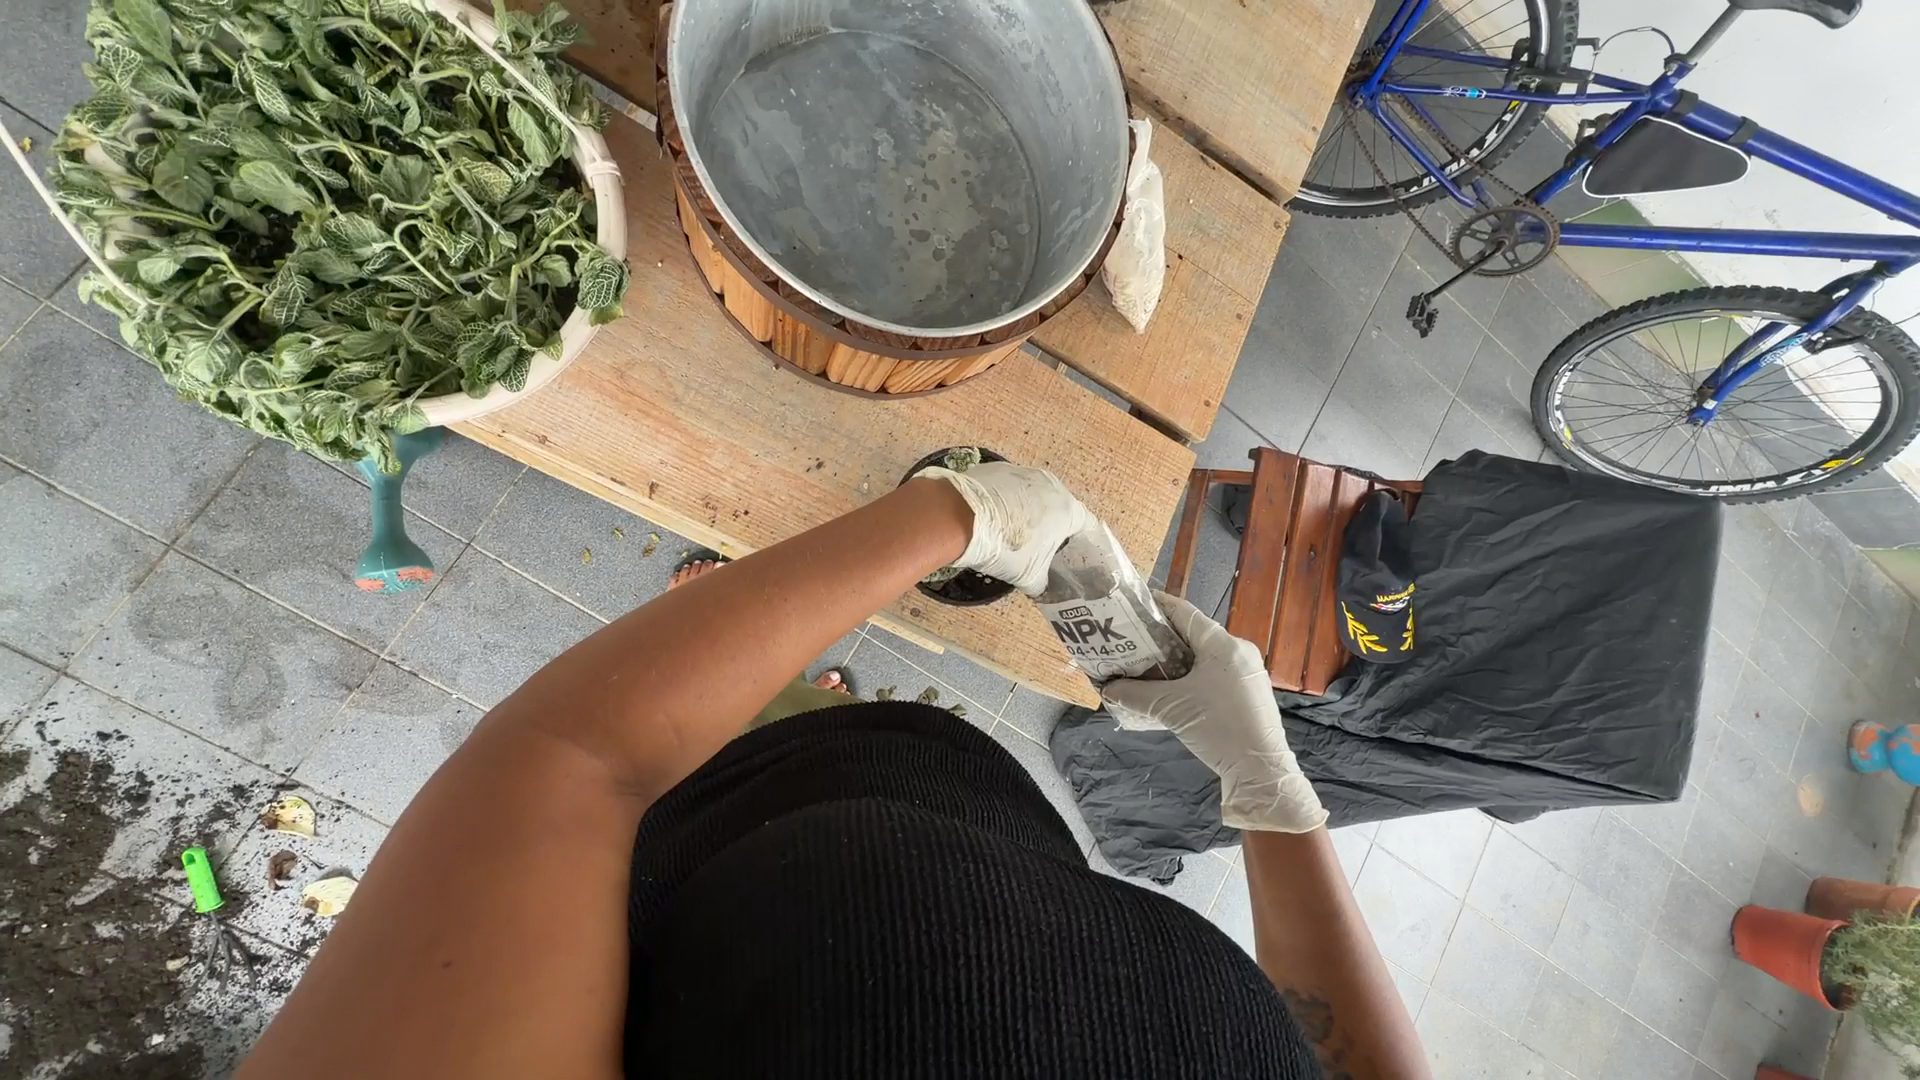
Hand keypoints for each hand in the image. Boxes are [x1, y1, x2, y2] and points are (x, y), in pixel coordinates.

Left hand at [919, 463, 1091, 594]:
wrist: (959, 517)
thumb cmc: (1004, 548)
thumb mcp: (1027, 577)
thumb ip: (1042, 584)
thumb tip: (1041, 589)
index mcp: (1067, 510)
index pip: (1086, 524)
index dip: (1082, 540)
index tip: (1075, 551)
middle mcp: (1050, 485)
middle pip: (1059, 507)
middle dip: (1052, 526)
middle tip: (1042, 545)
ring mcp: (1022, 473)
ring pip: (1032, 495)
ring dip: (1027, 512)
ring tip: (1012, 532)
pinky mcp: (997, 468)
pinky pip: (1007, 488)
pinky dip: (1004, 501)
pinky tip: (990, 518)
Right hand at [1101, 592, 1327, 832]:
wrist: (1261, 773)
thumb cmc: (1218, 728)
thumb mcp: (1170, 708)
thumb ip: (1134, 694)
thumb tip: (1108, 688)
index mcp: (1223, 644)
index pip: (1183, 612)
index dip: (1155, 606)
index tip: (1130, 605)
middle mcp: (1238, 651)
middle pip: (1192, 634)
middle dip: (1159, 637)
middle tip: (1130, 640)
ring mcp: (1246, 673)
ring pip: (1202, 655)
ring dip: (1173, 659)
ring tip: (1143, 665)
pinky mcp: (1247, 694)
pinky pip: (1213, 674)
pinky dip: (1189, 676)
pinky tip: (1169, 689)